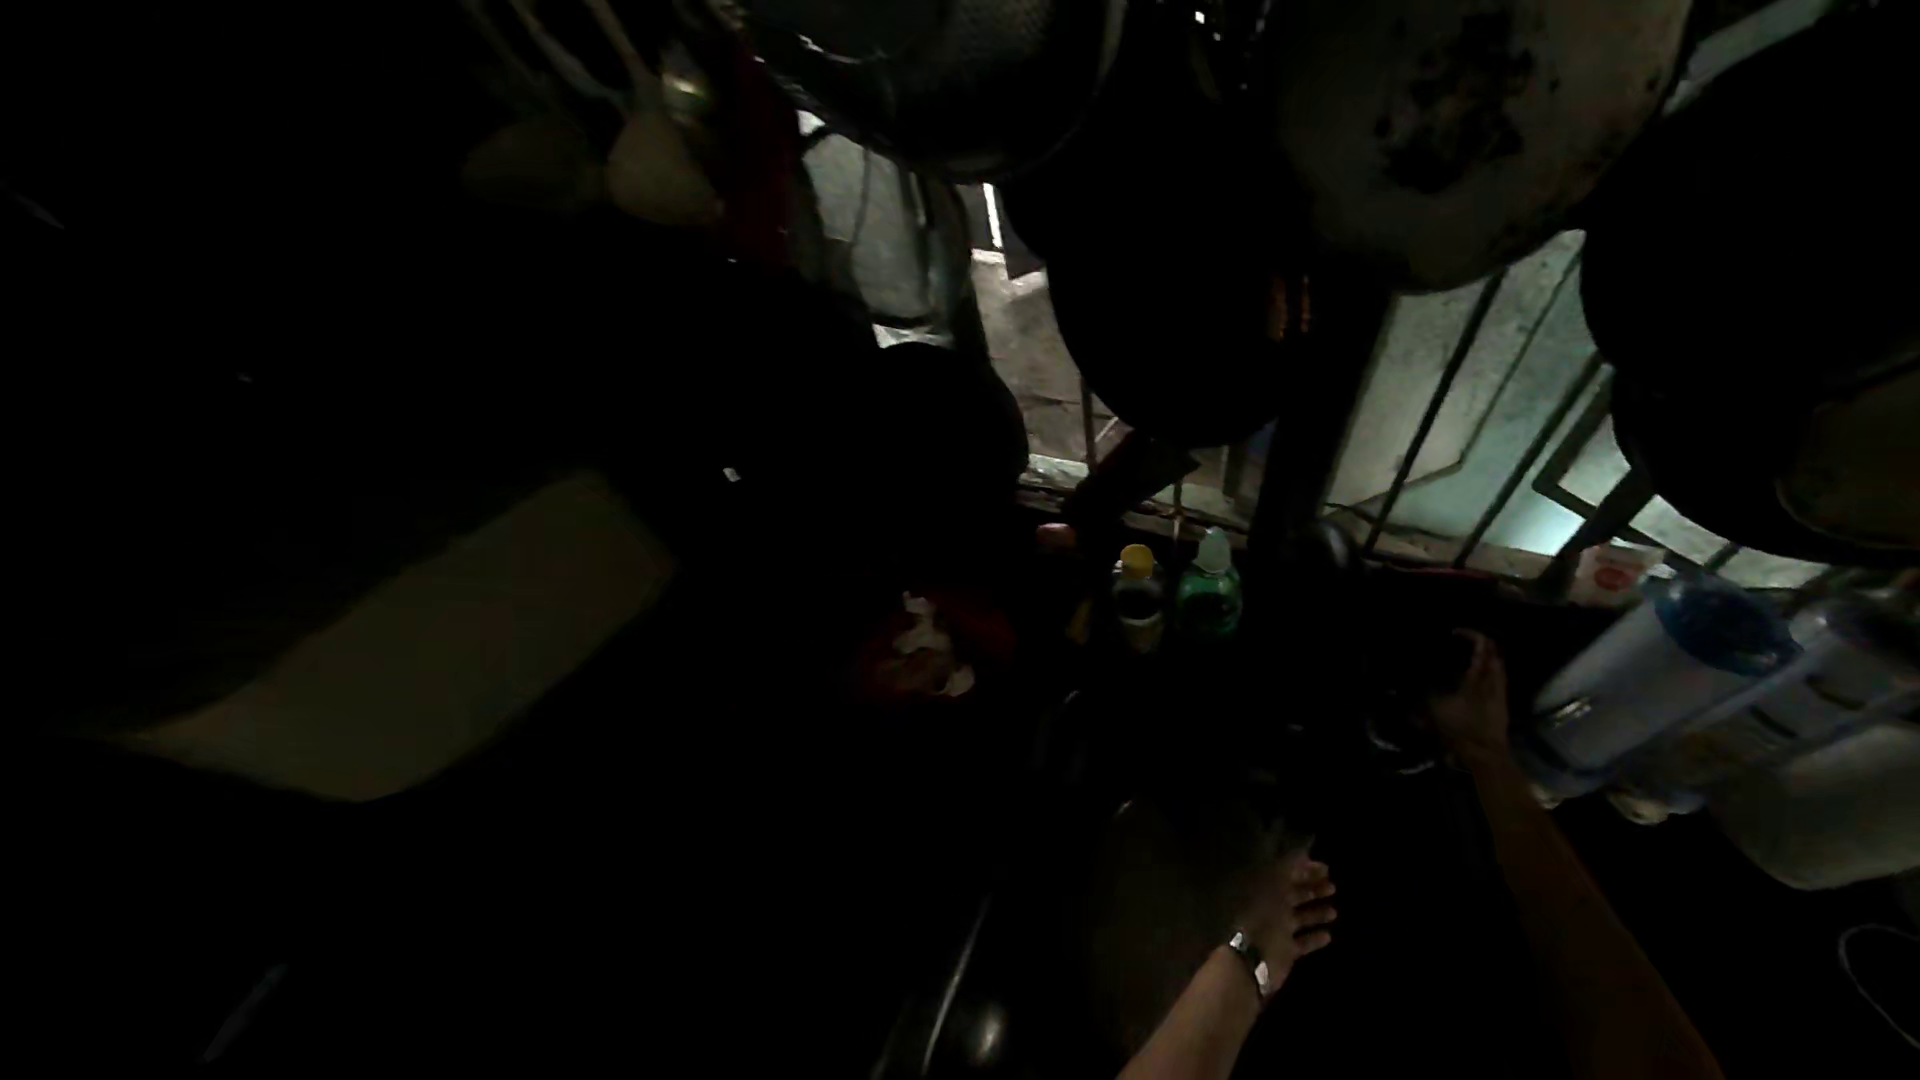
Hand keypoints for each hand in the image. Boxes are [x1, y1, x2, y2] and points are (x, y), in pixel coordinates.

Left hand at [1236, 847, 1335, 989]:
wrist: (1254, 961)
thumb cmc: (1264, 921)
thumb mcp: (1275, 890)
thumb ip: (1286, 871)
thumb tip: (1299, 852)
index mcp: (1265, 890)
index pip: (1286, 874)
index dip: (1304, 869)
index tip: (1325, 868)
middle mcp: (1271, 906)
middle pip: (1293, 894)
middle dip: (1312, 888)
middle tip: (1333, 887)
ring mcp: (1278, 929)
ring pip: (1299, 917)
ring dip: (1315, 912)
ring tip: (1334, 910)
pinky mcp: (1285, 950)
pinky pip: (1302, 941)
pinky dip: (1314, 938)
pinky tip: (1328, 935)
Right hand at [1427, 628, 1509, 759]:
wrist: (1485, 755)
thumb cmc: (1458, 729)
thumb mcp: (1432, 707)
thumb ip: (1421, 691)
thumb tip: (1406, 681)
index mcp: (1477, 677)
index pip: (1482, 647)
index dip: (1471, 635)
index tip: (1454, 632)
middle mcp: (1493, 681)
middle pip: (1495, 654)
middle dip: (1482, 644)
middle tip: (1464, 641)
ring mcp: (1500, 693)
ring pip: (1499, 667)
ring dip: (1487, 657)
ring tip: (1470, 656)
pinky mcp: (1501, 704)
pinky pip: (1498, 679)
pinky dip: (1489, 671)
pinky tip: (1476, 677)